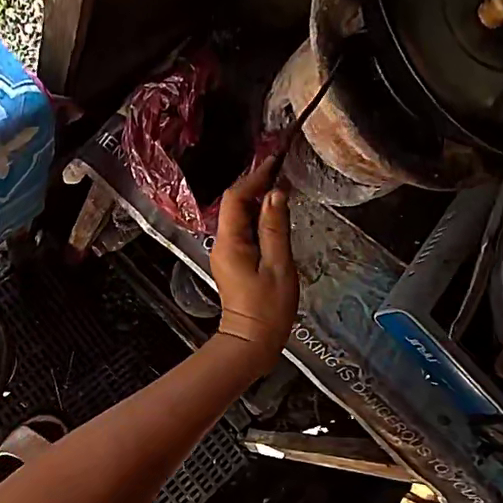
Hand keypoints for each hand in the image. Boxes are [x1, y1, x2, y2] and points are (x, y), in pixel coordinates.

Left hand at [211, 156, 297, 370]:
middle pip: (233, 205)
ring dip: (257, 200)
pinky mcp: (233, 261)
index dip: (253, 177)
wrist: (252, 340)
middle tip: (281, 170)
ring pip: (238, 217)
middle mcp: (222, 244)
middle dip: (255, 185)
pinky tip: (275, 215)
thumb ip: (276, 227)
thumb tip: (275, 194)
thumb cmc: (268, 308)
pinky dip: (257, 218)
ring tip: (281, 187)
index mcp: (229, 242)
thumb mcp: (278, 265)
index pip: (234, 198)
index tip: (274, 162)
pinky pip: (242, 231)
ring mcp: (225, 253)